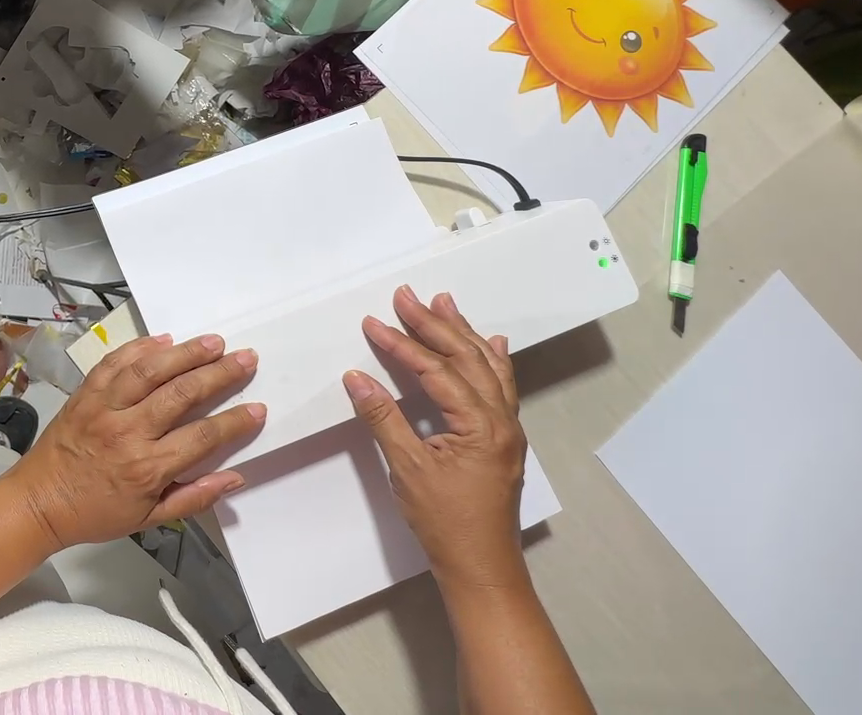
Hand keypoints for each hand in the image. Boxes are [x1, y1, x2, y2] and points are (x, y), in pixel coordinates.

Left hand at [9, 334, 265, 550]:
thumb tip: (235, 477)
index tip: (257, 407)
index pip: (202, 437)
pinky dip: (138, 348)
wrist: (40, 500)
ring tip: (212, 342)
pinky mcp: (85, 393)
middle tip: (245, 358)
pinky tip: (162, 339)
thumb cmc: (97, 512)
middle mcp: (127, 431)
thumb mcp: (149, 519)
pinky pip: (113, 363)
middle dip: (218, 374)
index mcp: (147, 467)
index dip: (234, 421)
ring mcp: (103, 407)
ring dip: (183, 352)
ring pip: (148, 371)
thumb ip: (194, 498)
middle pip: (180, 394)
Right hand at [344, 286, 527, 591]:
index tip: (373, 322)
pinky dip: (491, 360)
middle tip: (407, 296)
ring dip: (463, 333)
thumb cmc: (444, 520)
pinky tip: (492, 344)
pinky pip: (499, 387)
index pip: (436, 371)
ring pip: (486, 368)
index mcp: (480, 425)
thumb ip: (383, 416)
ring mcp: (505, 428)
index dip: (402, 344)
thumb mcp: (406, 467)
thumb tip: (356, 376)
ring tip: (445, 302)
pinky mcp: (500, 438)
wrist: (481, 566)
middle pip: (467, 359)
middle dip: (435, 324)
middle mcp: (501, 420)